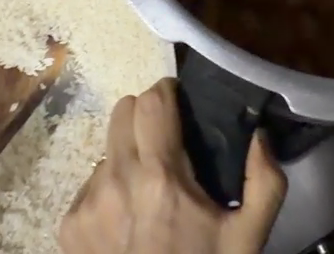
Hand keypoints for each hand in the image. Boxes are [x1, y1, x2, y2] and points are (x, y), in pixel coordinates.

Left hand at [59, 79, 286, 253]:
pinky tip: (128, 219)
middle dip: (147, 116)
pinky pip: (90, 184)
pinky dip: (109, 190)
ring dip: (128, 155)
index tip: (182, 106)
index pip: (152, 100)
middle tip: (167, 141)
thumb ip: (265, 182)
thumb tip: (259, 134)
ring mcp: (88, 205)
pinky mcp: (68, 227)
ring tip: (149, 189)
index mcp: (161, 178)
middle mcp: (117, 182)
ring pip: (107, 148)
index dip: (168, 95)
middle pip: (123, 111)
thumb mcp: (246, 239)